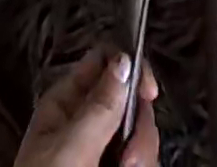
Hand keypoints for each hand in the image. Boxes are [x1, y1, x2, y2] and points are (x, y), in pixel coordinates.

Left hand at [13, 48, 159, 166]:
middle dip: (139, 130)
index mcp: (66, 103)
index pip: (103, 60)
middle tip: (128, 163)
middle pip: (131, 100)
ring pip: (140, 135)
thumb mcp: (69, 150)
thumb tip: (124, 60)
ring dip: (142, 156)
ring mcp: (101, 151)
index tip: (150, 92)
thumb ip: (99, 107)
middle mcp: (86, 122)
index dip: (130, 66)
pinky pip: (140, 160)